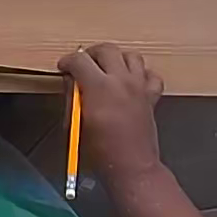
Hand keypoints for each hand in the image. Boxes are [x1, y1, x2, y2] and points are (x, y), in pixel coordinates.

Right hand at [59, 44, 164, 181]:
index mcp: (99, 87)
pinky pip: (151, 75)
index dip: (68, 61)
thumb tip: (72, 82)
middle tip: (83, 64)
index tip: (64, 67)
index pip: (79, 59)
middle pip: (107, 49)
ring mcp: (139, 86)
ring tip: (108, 68)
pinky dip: (142, 74)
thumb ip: (73, 97)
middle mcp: (121, 80)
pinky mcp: (151, 96)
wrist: (132, 167)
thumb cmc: (100, 151)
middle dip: (91, 54)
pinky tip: (132, 81)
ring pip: (131, 56)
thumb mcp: (76, 124)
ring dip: (117, 58)